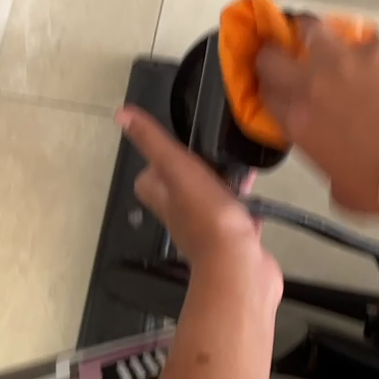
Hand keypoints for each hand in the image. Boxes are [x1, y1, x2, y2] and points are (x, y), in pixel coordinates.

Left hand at [116, 106, 281, 293]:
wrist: (239, 265)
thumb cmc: (207, 214)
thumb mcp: (176, 166)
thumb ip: (153, 141)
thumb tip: (121, 113)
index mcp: (163, 197)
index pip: (150, 176)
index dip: (159, 159)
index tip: (177, 143)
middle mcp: (181, 214)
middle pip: (182, 186)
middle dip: (198, 167)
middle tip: (215, 148)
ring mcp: (209, 228)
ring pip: (212, 198)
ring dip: (224, 182)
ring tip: (239, 162)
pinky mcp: (235, 238)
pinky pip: (237, 215)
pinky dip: (245, 203)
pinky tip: (257, 190)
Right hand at [253, 19, 378, 216]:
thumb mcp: (338, 188)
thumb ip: (323, 160)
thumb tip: (332, 155)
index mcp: (297, 119)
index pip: (265, 93)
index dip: (270, 90)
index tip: (278, 90)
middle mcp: (312, 82)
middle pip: (272, 55)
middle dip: (274, 53)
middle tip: (286, 56)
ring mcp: (346, 59)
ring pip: (313, 29)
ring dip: (315, 37)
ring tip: (329, 46)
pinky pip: (366, 41)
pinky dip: (369, 51)